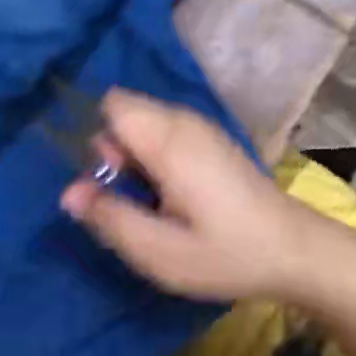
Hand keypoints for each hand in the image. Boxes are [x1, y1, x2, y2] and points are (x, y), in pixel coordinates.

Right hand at [61, 90, 316, 301]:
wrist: (286, 244)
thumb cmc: (222, 250)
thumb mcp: (158, 252)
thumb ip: (109, 217)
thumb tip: (69, 191)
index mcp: (169, 139)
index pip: (114, 103)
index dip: (99, 137)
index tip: (110, 177)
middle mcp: (184, 119)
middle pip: (128, 109)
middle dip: (114, 146)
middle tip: (132, 194)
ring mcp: (200, 124)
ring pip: (146, 119)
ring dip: (134, 153)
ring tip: (152, 198)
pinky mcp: (209, 136)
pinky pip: (165, 128)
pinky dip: (155, 152)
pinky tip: (171, 192)